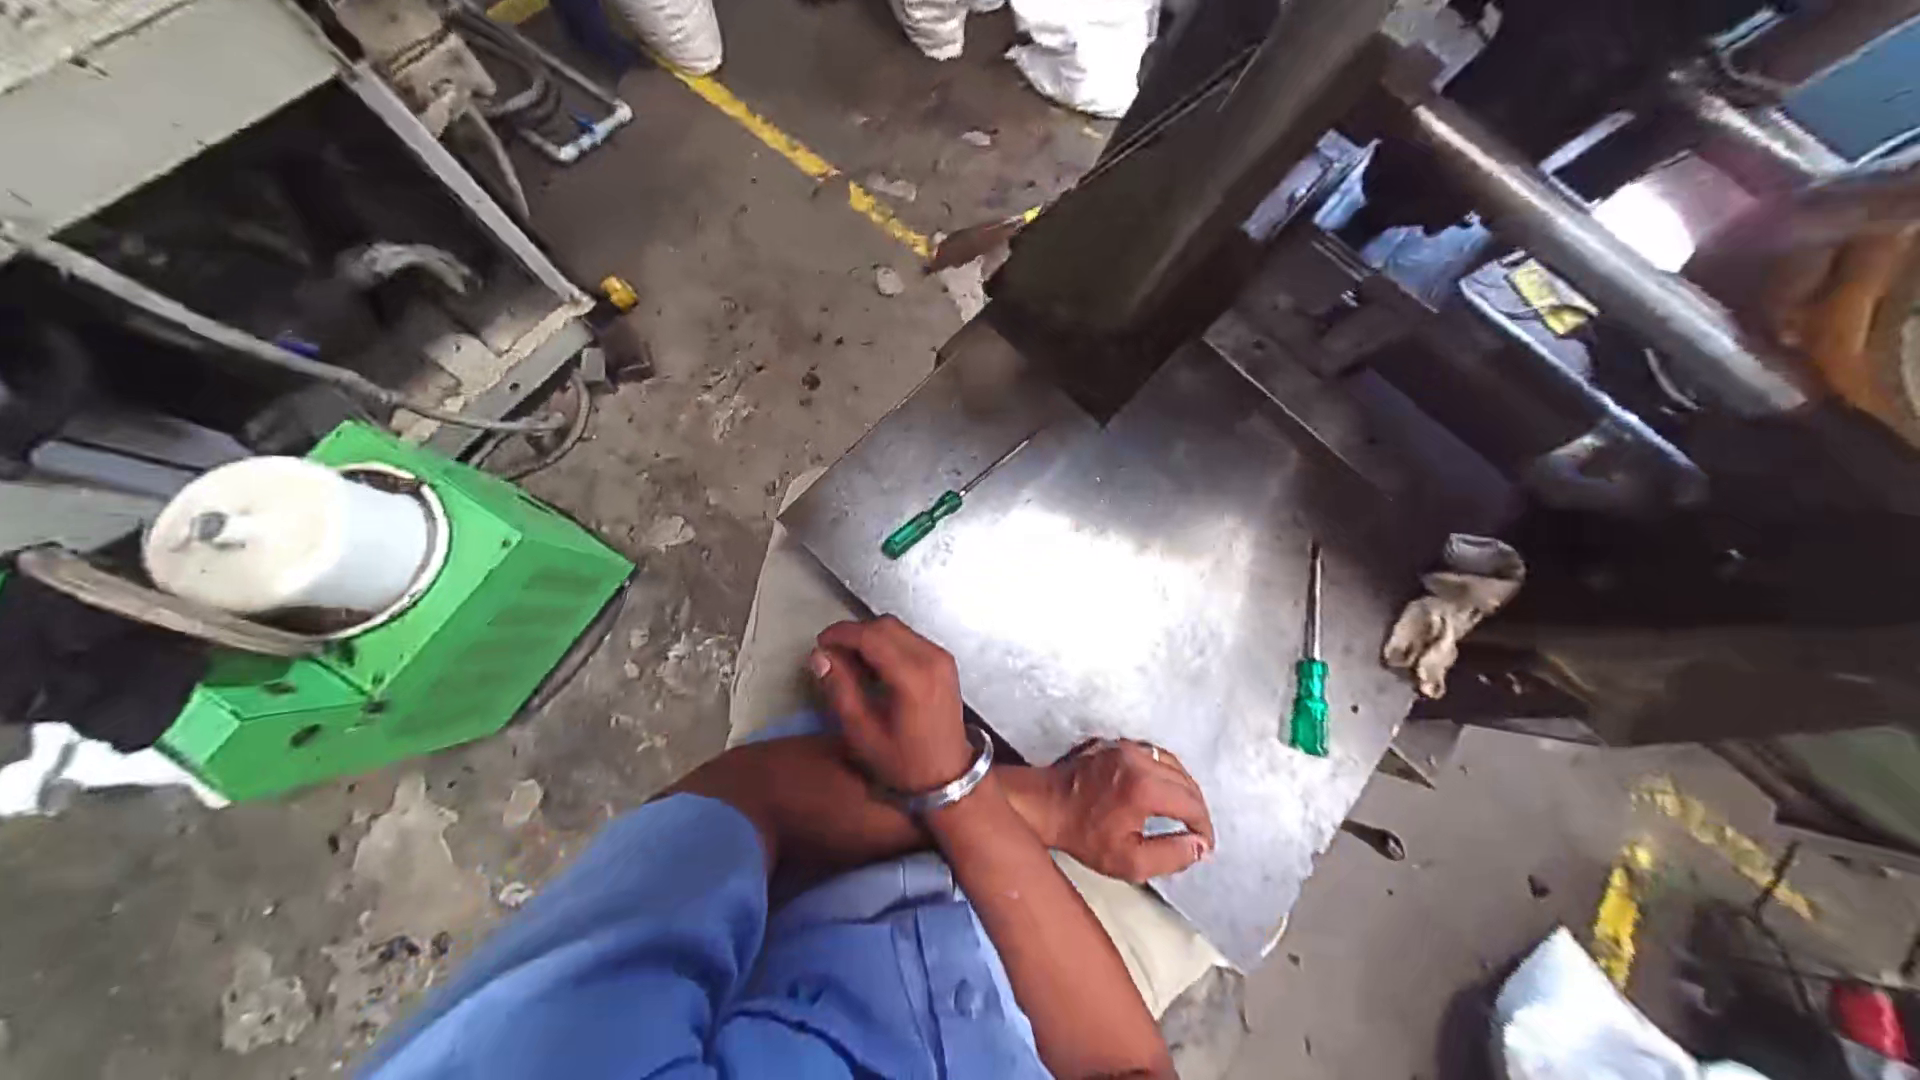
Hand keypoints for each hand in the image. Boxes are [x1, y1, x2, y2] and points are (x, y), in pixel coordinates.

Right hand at [810, 616, 973, 793]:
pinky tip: (873, 665)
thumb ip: (840, 689)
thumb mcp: (862, 732)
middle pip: (885, 625)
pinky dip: (887, 643)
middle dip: (854, 633)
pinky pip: (910, 638)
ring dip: (870, 636)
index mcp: (913, 676)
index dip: (841, 633)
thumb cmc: (903, 761)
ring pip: (898, 628)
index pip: (871, 636)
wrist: (949, 776)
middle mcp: (932, 658)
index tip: (820, 643)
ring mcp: (942, 657)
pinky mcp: (945, 661)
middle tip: (831, 653)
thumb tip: (819, 656)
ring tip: (849, 660)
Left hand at [1036, 739, 1213, 882]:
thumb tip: (1200, 846)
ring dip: (1183, 785)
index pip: (1191, 803)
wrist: (1044, 804)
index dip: (1204, 827)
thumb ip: (1171, 855)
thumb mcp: (1129, 861)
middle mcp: (1137, 759)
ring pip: (1170, 761)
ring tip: (1185, 810)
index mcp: (1144, 787)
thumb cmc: (1083, 835)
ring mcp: (1124, 746)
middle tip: (1197, 830)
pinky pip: (1150, 752)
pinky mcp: (1113, 742)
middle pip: (1185, 780)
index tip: (1205, 844)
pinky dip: (1163, 769)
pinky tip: (1161, 787)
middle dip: (1197, 807)